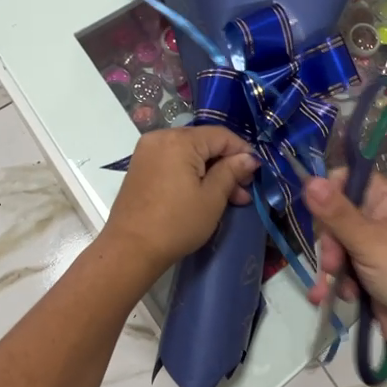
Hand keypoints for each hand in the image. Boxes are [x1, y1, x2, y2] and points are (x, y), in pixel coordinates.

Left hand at [103, 127, 258, 278]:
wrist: (130, 250)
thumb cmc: (176, 224)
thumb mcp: (212, 198)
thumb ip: (232, 171)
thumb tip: (249, 158)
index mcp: (179, 140)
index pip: (221, 136)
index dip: (243, 152)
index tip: (256, 172)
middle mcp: (161, 137)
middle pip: (205, 143)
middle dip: (227, 165)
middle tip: (244, 191)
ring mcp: (148, 151)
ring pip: (190, 154)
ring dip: (211, 172)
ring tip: (230, 198)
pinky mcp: (141, 166)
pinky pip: (174, 161)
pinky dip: (191, 174)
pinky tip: (206, 193)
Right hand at [302, 169, 386, 351]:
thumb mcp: (369, 242)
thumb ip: (336, 213)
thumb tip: (309, 180)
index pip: (349, 179)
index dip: (330, 193)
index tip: (319, 213)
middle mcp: (380, 216)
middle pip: (336, 214)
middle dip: (330, 241)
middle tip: (333, 261)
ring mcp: (374, 244)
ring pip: (336, 243)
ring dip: (332, 265)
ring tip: (338, 284)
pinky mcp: (367, 270)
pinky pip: (342, 266)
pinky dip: (339, 281)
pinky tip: (337, 296)